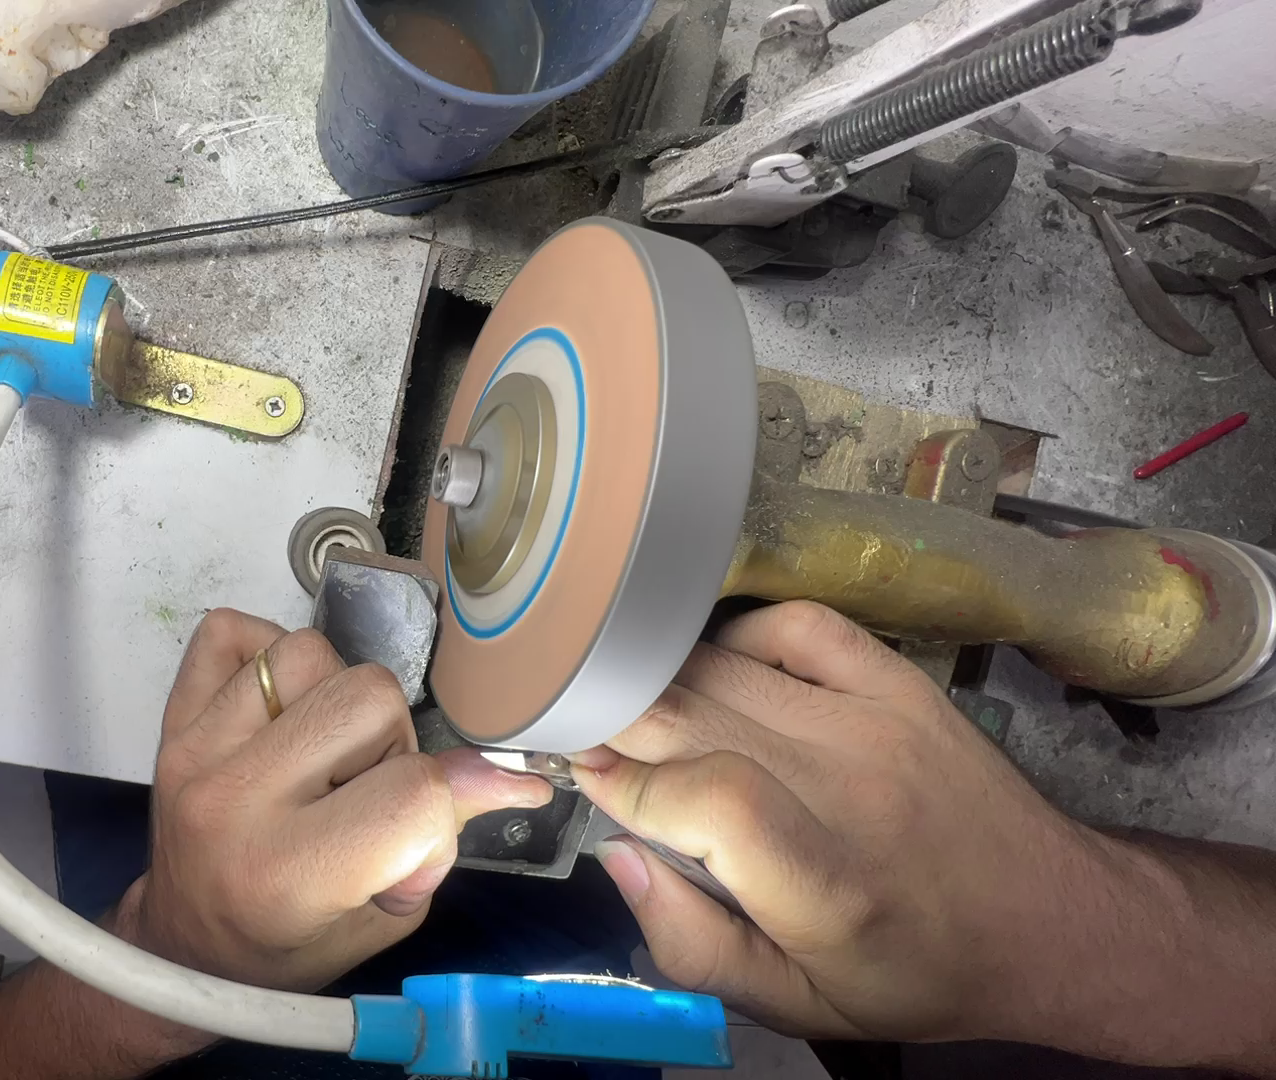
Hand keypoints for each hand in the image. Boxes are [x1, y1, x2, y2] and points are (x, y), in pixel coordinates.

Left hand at [121, 608, 552, 993]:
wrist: (184, 944)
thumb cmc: (288, 944)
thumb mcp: (381, 913)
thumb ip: (443, 834)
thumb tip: (513, 777)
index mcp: (288, 873)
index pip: (415, 791)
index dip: (436, 814)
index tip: (408, 847)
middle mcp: (233, 800)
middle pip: (368, 693)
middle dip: (390, 739)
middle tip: (363, 789)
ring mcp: (194, 749)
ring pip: (307, 651)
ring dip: (333, 694)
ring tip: (319, 749)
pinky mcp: (171, 718)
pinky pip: (228, 631)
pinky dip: (264, 654)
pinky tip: (275, 708)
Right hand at [575, 601, 1139, 1044]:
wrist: (1060, 923)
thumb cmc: (910, 968)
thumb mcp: (799, 1005)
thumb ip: (690, 945)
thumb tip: (617, 850)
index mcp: (828, 883)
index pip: (698, 798)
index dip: (625, 785)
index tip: (591, 780)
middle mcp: (850, 785)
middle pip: (687, 715)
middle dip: (614, 723)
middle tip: (589, 737)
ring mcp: (875, 719)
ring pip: (717, 667)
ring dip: (655, 685)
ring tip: (641, 713)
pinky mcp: (895, 680)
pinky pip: (789, 623)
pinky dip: (732, 637)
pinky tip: (720, 673)